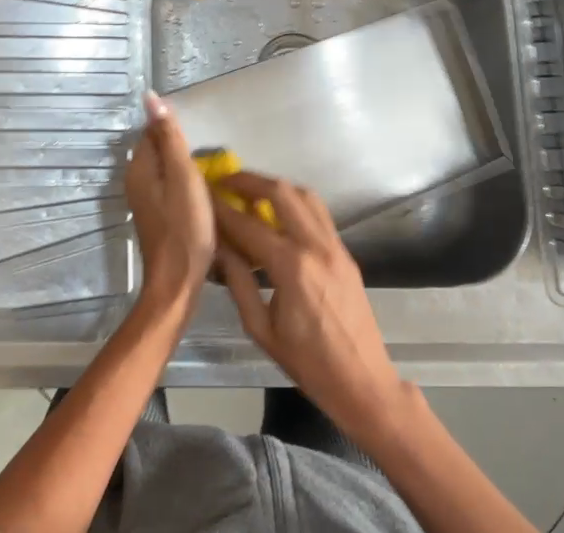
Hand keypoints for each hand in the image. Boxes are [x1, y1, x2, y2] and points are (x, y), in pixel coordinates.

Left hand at [124, 92, 215, 311]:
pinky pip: (169, 188)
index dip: (175, 130)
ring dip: (184, 167)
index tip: (201, 137)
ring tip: (211, 173)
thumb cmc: (185, 228)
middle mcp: (135, 181)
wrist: (178, 281)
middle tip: (212, 157)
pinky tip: (203, 194)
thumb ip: (169, 138)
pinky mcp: (156, 215)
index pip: (152, 131)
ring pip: (164, 170)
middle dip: (181, 148)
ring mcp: (145, 200)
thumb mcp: (184, 177)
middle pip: (157, 150)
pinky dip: (185, 186)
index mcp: (139, 168)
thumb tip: (150, 98)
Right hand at [213, 171, 403, 441]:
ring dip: (275, 187)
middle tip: (224, 182)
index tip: (200, 196)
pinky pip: (318, 214)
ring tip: (249, 191)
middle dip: (249, 181)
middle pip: (281, 193)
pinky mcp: (345, 253)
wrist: (363, 382)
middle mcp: (316, 248)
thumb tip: (217, 248)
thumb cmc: (307, 363)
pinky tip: (275, 214)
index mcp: (292, 268)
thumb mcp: (260, 328)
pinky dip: (294, 203)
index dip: (221, 209)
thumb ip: (238, 281)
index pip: (247, 225)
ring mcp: (335, 247)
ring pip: (305, 196)